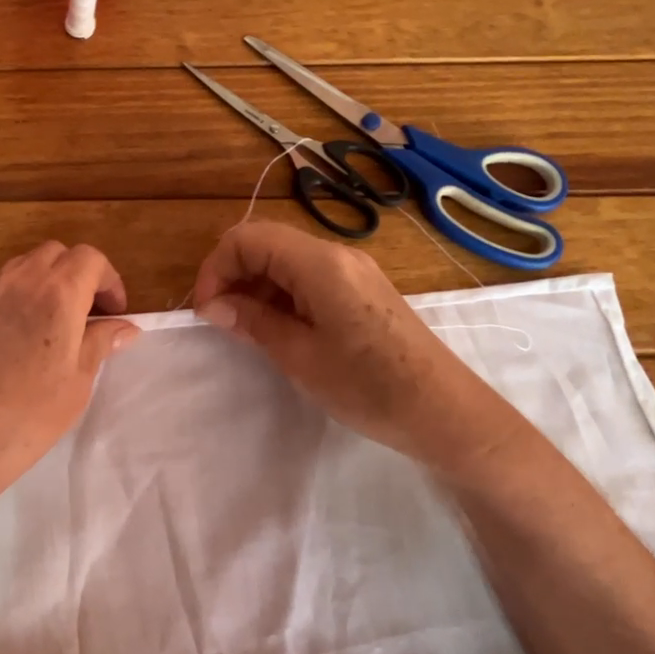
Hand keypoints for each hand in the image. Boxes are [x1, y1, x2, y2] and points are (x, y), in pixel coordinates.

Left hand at [0, 242, 139, 499]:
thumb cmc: (29, 412)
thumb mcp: (78, 380)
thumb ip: (100, 343)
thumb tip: (125, 327)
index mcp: (58, 291)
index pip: (90, 258)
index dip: (109, 280)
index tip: (115, 313)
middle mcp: (23, 278)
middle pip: (58, 254)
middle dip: (80, 274)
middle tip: (91, 314)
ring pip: (29, 262)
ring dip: (51, 279)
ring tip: (61, 321)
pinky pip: (6, 280)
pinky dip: (25, 289)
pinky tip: (29, 328)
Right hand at [192, 222, 526, 476]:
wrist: (447, 415)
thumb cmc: (368, 387)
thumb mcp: (299, 356)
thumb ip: (252, 321)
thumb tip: (213, 305)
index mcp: (319, 263)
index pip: (246, 238)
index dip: (216, 268)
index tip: (207, 311)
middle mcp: (337, 255)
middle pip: (266, 243)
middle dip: (232, 275)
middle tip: (221, 320)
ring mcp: (354, 271)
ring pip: (286, 260)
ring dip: (256, 286)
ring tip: (247, 330)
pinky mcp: (363, 290)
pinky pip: (308, 277)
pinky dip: (282, 294)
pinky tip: (280, 329)